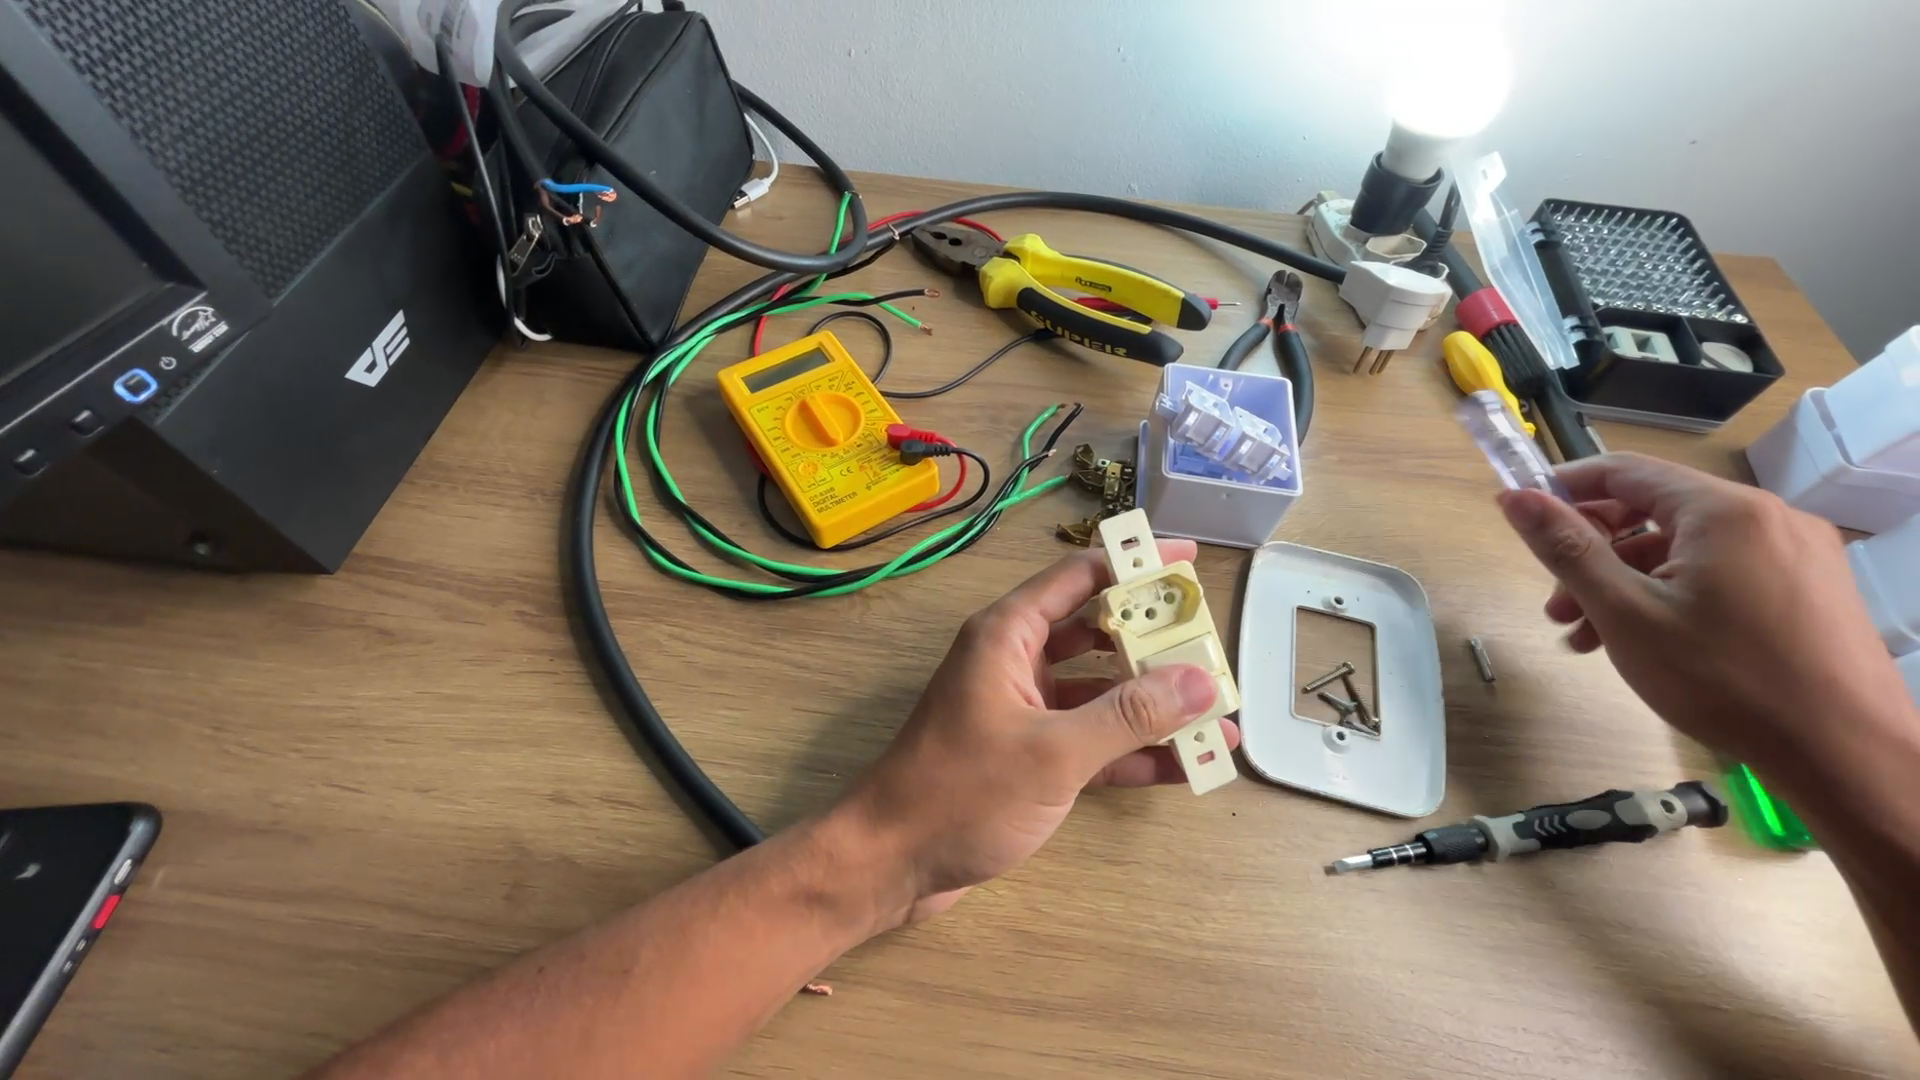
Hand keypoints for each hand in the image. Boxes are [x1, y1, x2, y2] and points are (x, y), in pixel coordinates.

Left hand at [837, 540, 1236, 925]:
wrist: (892, 862)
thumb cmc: (962, 793)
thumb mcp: (1053, 752)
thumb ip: (1128, 716)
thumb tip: (1201, 681)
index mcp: (1008, 635)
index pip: (1079, 577)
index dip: (1134, 565)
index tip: (1188, 561)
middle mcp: (1015, 661)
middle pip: (1096, 633)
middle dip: (1153, 642)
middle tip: (1213, 649)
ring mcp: (1022, 710)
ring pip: (1098, 691)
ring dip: (1150, 704)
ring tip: (1215, 714)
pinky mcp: (1028, 754)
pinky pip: (1089, 740)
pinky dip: (1130, 750)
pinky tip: (1185, 765)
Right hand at [1496, 452, 1909, 771]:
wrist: (1845, 754)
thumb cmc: (1722, 677)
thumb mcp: (1624, 611)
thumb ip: (1566, 548)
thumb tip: (1514, 497)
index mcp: (1723, 512)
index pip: (1624, 471)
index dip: (1563, 488)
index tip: (1521, 519)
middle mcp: (1765, 518)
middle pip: (1649, 512)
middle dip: (1590, 552)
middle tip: (1554, 602)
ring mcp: (1791, 553)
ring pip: (1678, 549)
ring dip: (1621, 582)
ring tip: (1585, 634)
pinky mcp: (1803, 588)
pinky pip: (1714, 572)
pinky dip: (1664, 595)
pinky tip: (1636, 640)